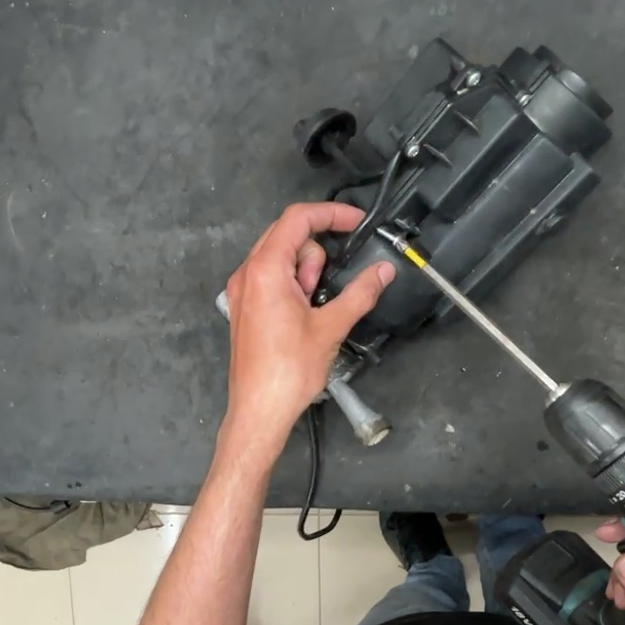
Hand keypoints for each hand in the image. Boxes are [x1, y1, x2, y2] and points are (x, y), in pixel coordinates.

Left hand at [222, 203, 395, 444]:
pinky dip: (290, 286)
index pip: (298, 218)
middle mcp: (247, 276)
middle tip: (326, 286)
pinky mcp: (244, 310)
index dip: (331, 214)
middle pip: (287, 235)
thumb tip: (383, 272)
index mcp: (265, 271)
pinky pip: (270, 280)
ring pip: (279, 258)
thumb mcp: (332, 326)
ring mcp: (242, 293)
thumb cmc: (287, 372)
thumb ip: (361, 292)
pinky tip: (301, 315)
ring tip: (312, 308)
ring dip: (303, 272)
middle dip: (315, 252)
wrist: (259, 410)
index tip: (355, 223)